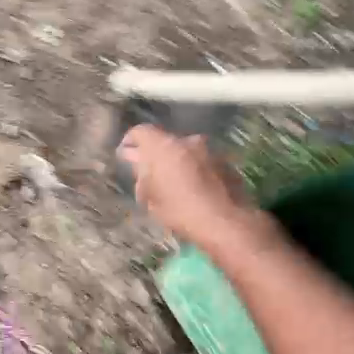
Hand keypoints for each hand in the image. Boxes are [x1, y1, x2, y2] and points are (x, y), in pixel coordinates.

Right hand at [115, 125, 276, 253]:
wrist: (225, 222)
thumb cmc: (178, 210)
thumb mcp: (148, 196)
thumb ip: (141, 174)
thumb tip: (138, 163)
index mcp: (163, 146)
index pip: (140, 131)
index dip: (130, 142)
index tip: (126, 157)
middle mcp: (187, 140)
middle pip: (165, 141)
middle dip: (156, 154)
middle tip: (151, 174)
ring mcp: (210, 149)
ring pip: (185, 150)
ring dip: (177, 161)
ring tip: (174, 183)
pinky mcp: (227, 161)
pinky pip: (202, 160)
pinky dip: (195, 169)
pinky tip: (194, 189)